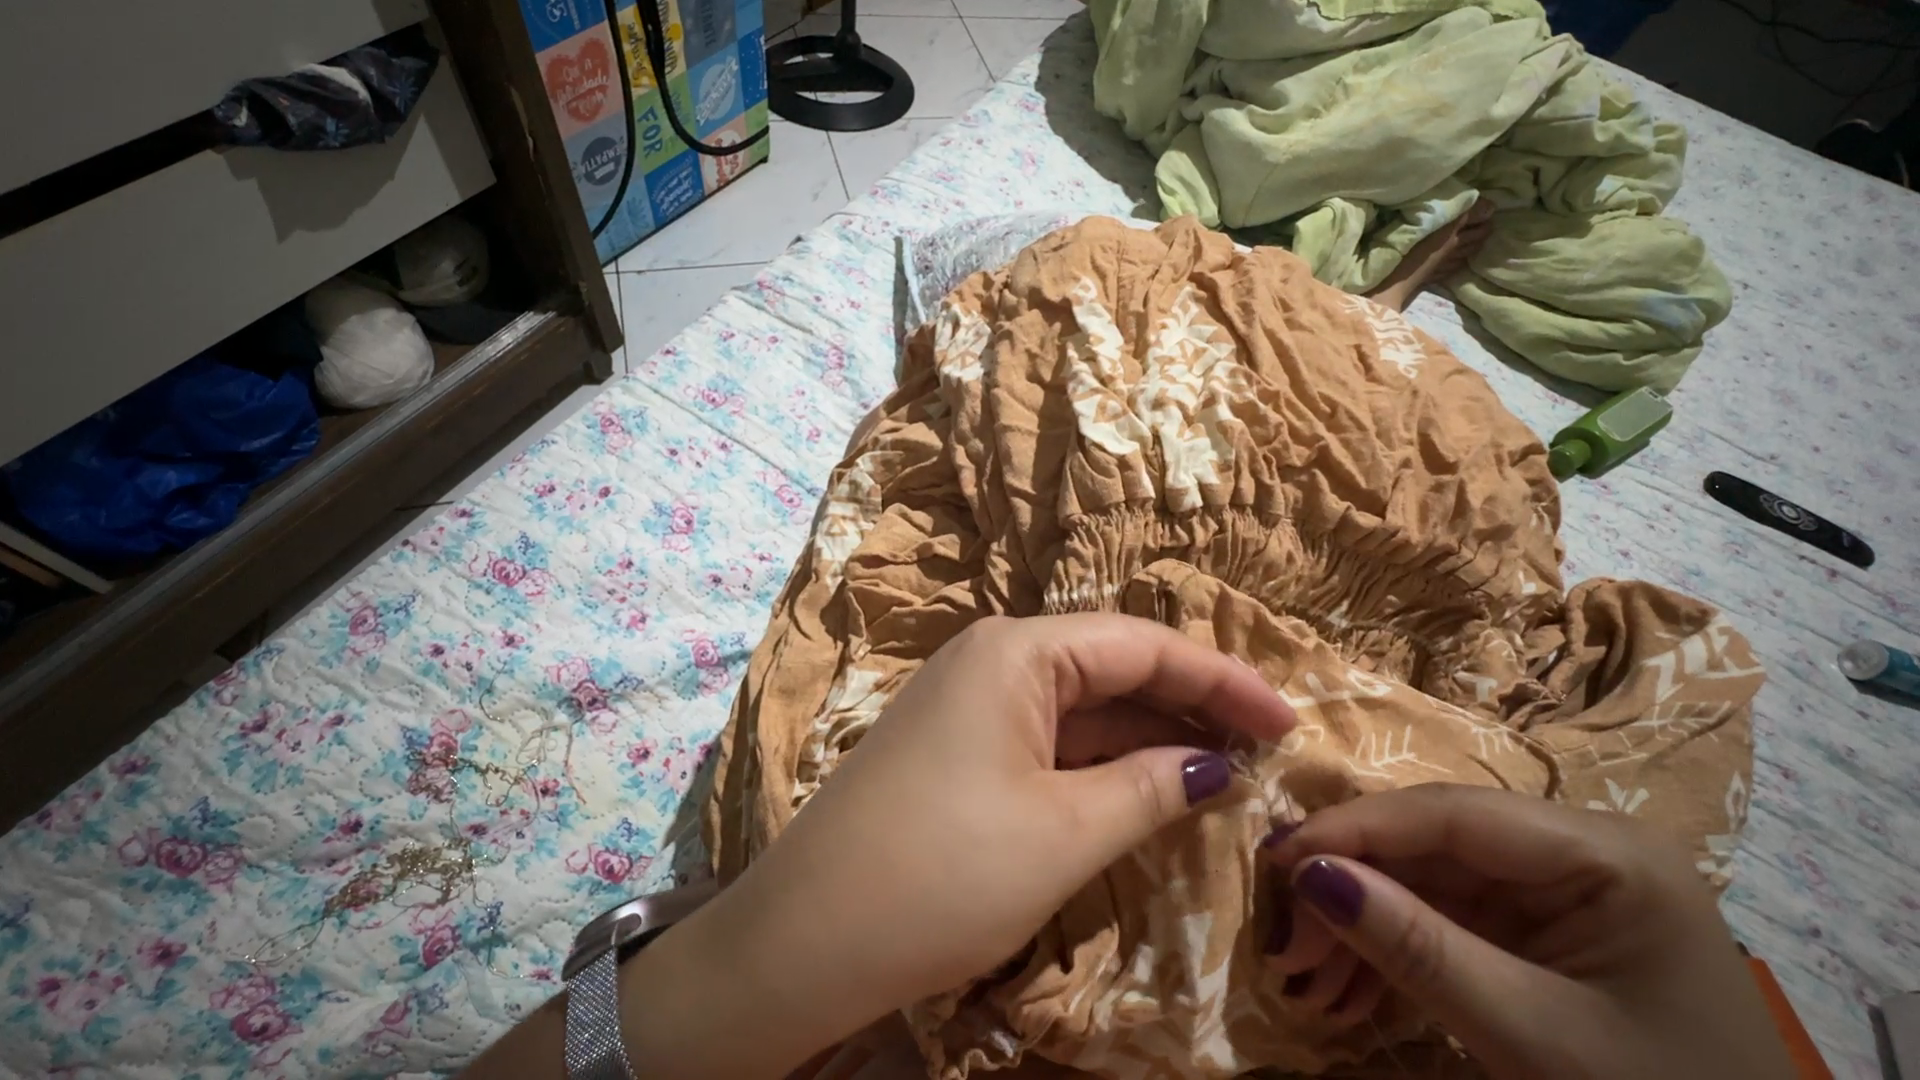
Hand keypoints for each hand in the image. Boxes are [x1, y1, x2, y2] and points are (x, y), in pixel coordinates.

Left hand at [652, 612, 1295, 1074]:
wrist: (805, 939)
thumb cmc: (944, 872)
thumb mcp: (1065, 831)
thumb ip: (1151, 787)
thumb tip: (1214, 766)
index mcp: (1017, 652)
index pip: (1142, 645)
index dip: (1222, 680)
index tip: (1289, 724)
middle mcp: (991, 661)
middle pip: (1112, 668)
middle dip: (1189, 706)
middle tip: (1264, 751)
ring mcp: (970, 706)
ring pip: (1081, 708)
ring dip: (1149, 738)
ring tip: (1222, 772)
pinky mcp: (958, 750)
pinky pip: (1048, 741)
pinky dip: (1102, 764)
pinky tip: (1147, 789)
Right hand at [1261, 784, 1794, 1078]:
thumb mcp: (1532, 1035)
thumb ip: (1416, 947)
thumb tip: (1304, 871)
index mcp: (1602, 852)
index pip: (1448, 814)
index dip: (1352, 829)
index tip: (1274, 859)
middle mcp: (1573, 851)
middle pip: (1428, 847)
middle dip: (1350, 892)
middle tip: (1286, 946)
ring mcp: (1553, 891)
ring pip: (1423, 883)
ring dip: (1359, 928)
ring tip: (1305, 980)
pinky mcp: (1534, 931)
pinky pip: (1443, 921)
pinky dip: (1391, 953)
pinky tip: (1346, 990)